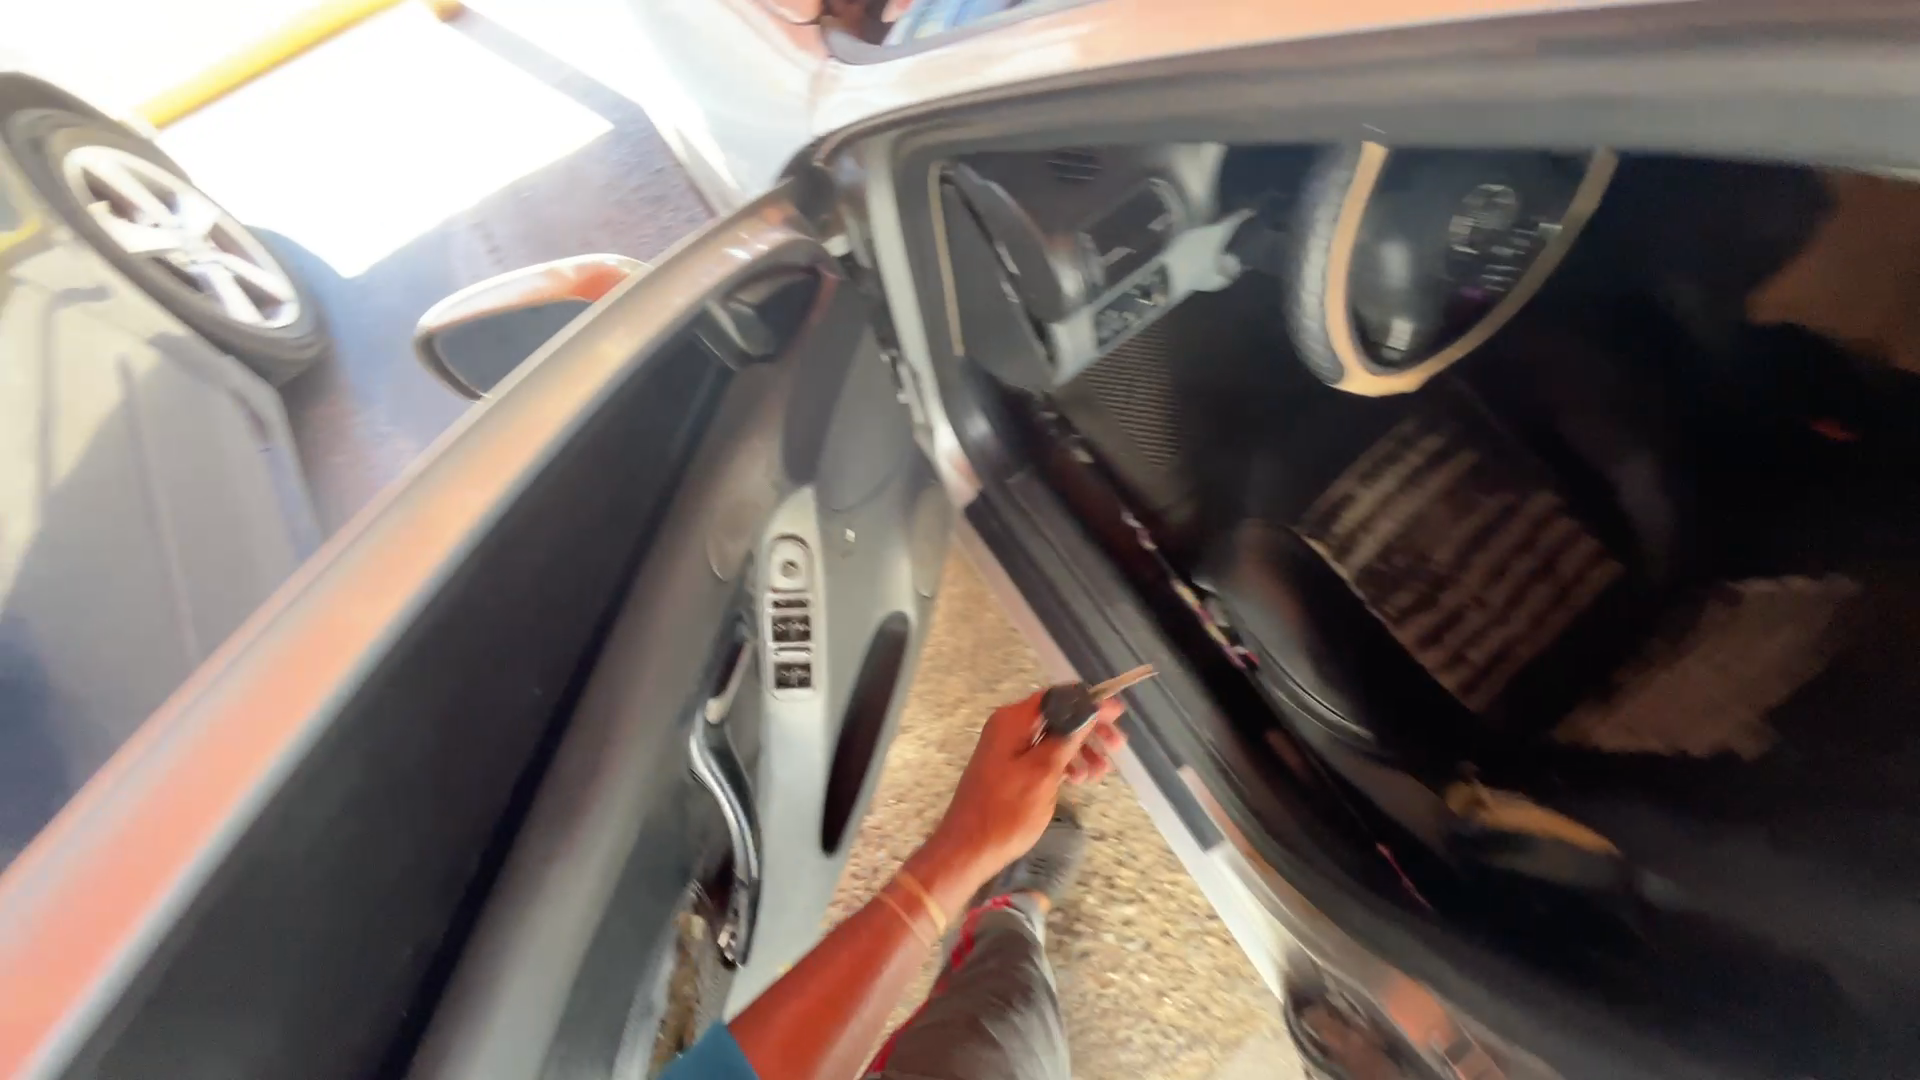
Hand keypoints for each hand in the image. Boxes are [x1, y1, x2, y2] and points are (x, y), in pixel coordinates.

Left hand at [928, 689, 1127, 882]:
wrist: (968, 848)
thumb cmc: (1006, 811)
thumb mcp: (1043, 772)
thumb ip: (1066, 738)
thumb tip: (1087, 708)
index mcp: (1013, 720)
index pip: (1057, 697)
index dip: (1089, 702)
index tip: (1118, 713)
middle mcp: (1008, 727)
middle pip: (1056, 716)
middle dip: (1088, 730)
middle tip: (1116, 746)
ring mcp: (1007, 748)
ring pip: (1051, 738)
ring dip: (1079, 750)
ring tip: (1100, 772)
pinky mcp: (1008, 767)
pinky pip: (1041, 755)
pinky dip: (1062, 763)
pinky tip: (1079, 779)